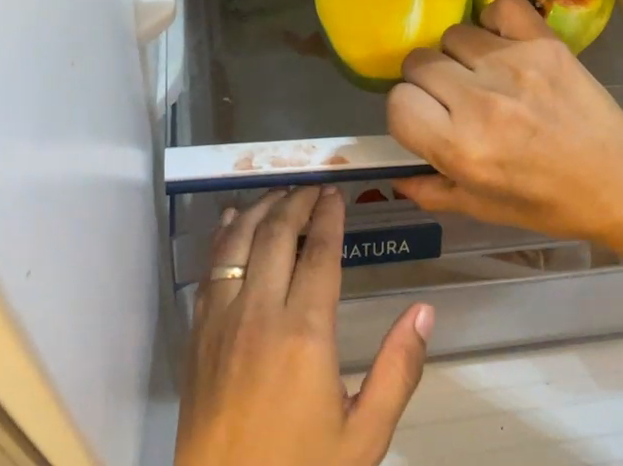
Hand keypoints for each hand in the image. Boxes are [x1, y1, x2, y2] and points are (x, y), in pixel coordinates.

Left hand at [176, 187, 432, 465]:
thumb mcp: (363, 434)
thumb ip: (398, 371)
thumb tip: (424, 312)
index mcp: (305, 333)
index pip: (319, 253)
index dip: (329, 217)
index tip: (337, 193)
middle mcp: (259, 313)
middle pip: (276, 235)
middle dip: (296, 202)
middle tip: (313, 187)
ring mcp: (222, 320)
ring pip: (237, 242)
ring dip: (258, 209)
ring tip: (278, 194)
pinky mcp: (198, 334)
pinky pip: (210, 269)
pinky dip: (223, 237)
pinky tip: (231, 224)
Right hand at [386, 0, 622, 252]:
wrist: (619, 180)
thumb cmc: (549, 202)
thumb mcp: (483, 209)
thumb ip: (432, 190)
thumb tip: (396, 175)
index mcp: (462, 149)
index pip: (397, 103)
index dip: (406, 112)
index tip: (426, 120)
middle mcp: (481, 102)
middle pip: (419, 62)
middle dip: (428, 82)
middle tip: (454, 99)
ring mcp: (514, 66)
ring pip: (453, 34)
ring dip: (460, 54)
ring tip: (484, 75)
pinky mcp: (544, 43)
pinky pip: (500, 6)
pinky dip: (495, 21)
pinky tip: (505, 45)